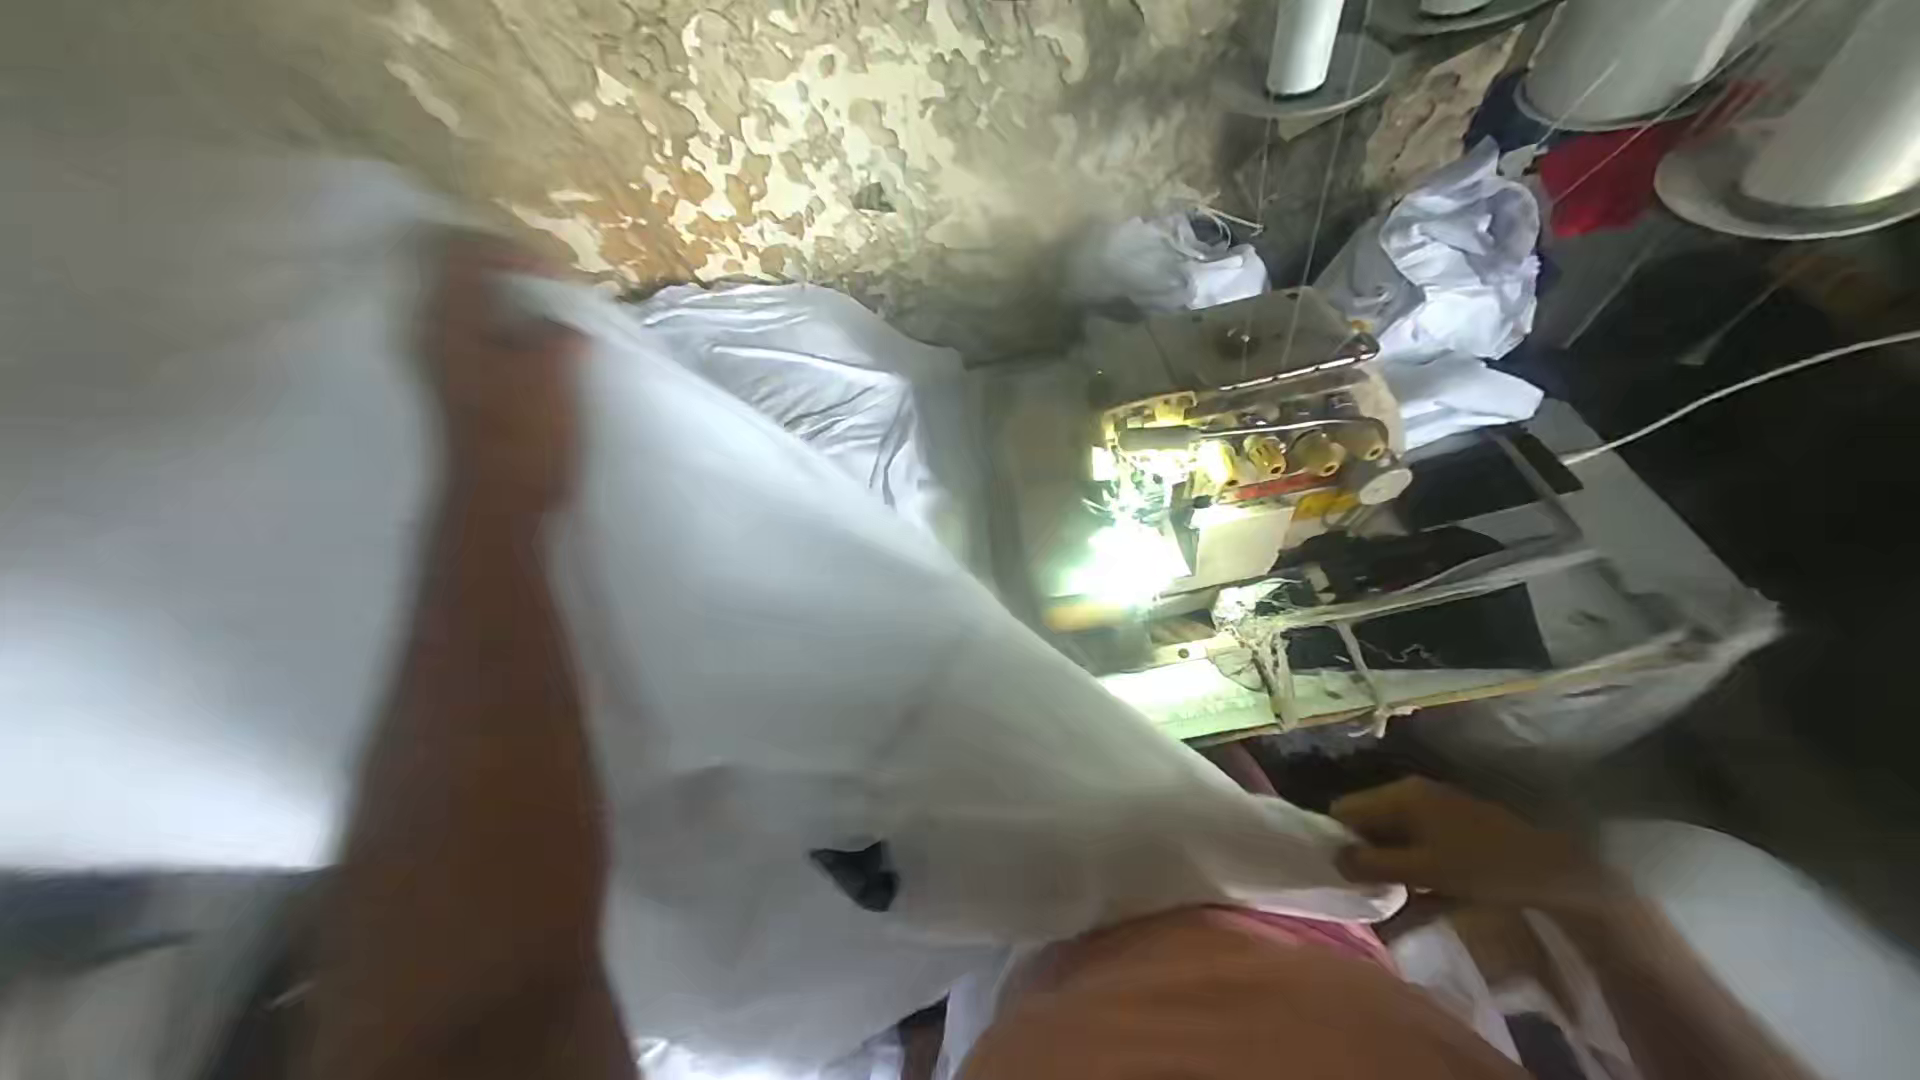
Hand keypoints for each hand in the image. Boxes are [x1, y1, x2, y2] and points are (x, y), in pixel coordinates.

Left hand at [421, 231, 584, 512]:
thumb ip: (556, 330)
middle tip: (562, 292)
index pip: (469, 251)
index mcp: (451, 320)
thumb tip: (563, 317)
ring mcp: (447, 359)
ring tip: (560, 319)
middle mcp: (437, 331)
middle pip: (467, 273)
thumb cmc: (524, 434)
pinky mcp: (465, 384)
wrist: (501, 498)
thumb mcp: (551, 372)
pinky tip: (547, 349)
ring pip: (478, 305)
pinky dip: (517, 330)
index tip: (560, 276)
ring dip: (518, 304)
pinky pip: (487, 334)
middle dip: (517, 274)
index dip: (517, 252)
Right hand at [1330, 778, 1622, 911]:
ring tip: (1392, 890)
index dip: (1335, 838)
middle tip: (1366, 884)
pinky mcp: (1456, 823)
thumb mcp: (1421, 870)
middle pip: (1367, 819)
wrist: (1560, 872)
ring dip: (1388, 858)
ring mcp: (1435, 805)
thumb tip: (1335, 860)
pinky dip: (1413, 859)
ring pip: (1393, 831)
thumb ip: (1372, 865)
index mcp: (1397, 796)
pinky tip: (1421, 889)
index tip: (1341, 870)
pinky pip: (1418, 837)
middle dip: (1363, 850)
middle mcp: (1410, 792)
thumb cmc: (1482, 867)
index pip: (1343, 809)